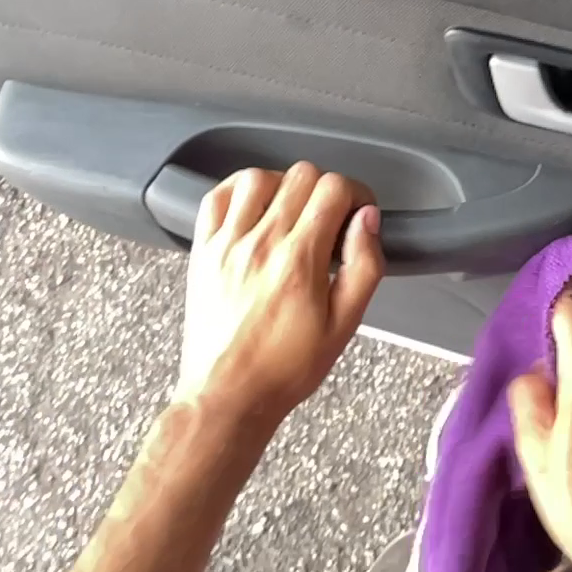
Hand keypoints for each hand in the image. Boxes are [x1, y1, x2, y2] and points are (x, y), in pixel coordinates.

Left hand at [173, 163, 383, 424]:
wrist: (227, 397)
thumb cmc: (286, 366)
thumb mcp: (345, 324)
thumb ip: (364, 265)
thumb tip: (368, 219)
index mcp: (299, 260)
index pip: (334, 188)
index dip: (356, 193)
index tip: (358, 213)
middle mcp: (261, 243)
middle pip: (301, 174)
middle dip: (325, 188)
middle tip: (329, 218)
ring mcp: (227, 243)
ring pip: (258, 176)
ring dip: (283, 185)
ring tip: (292, 212)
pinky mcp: (203, 250)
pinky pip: (216, 196)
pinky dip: (238, 190)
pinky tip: (254, 206)